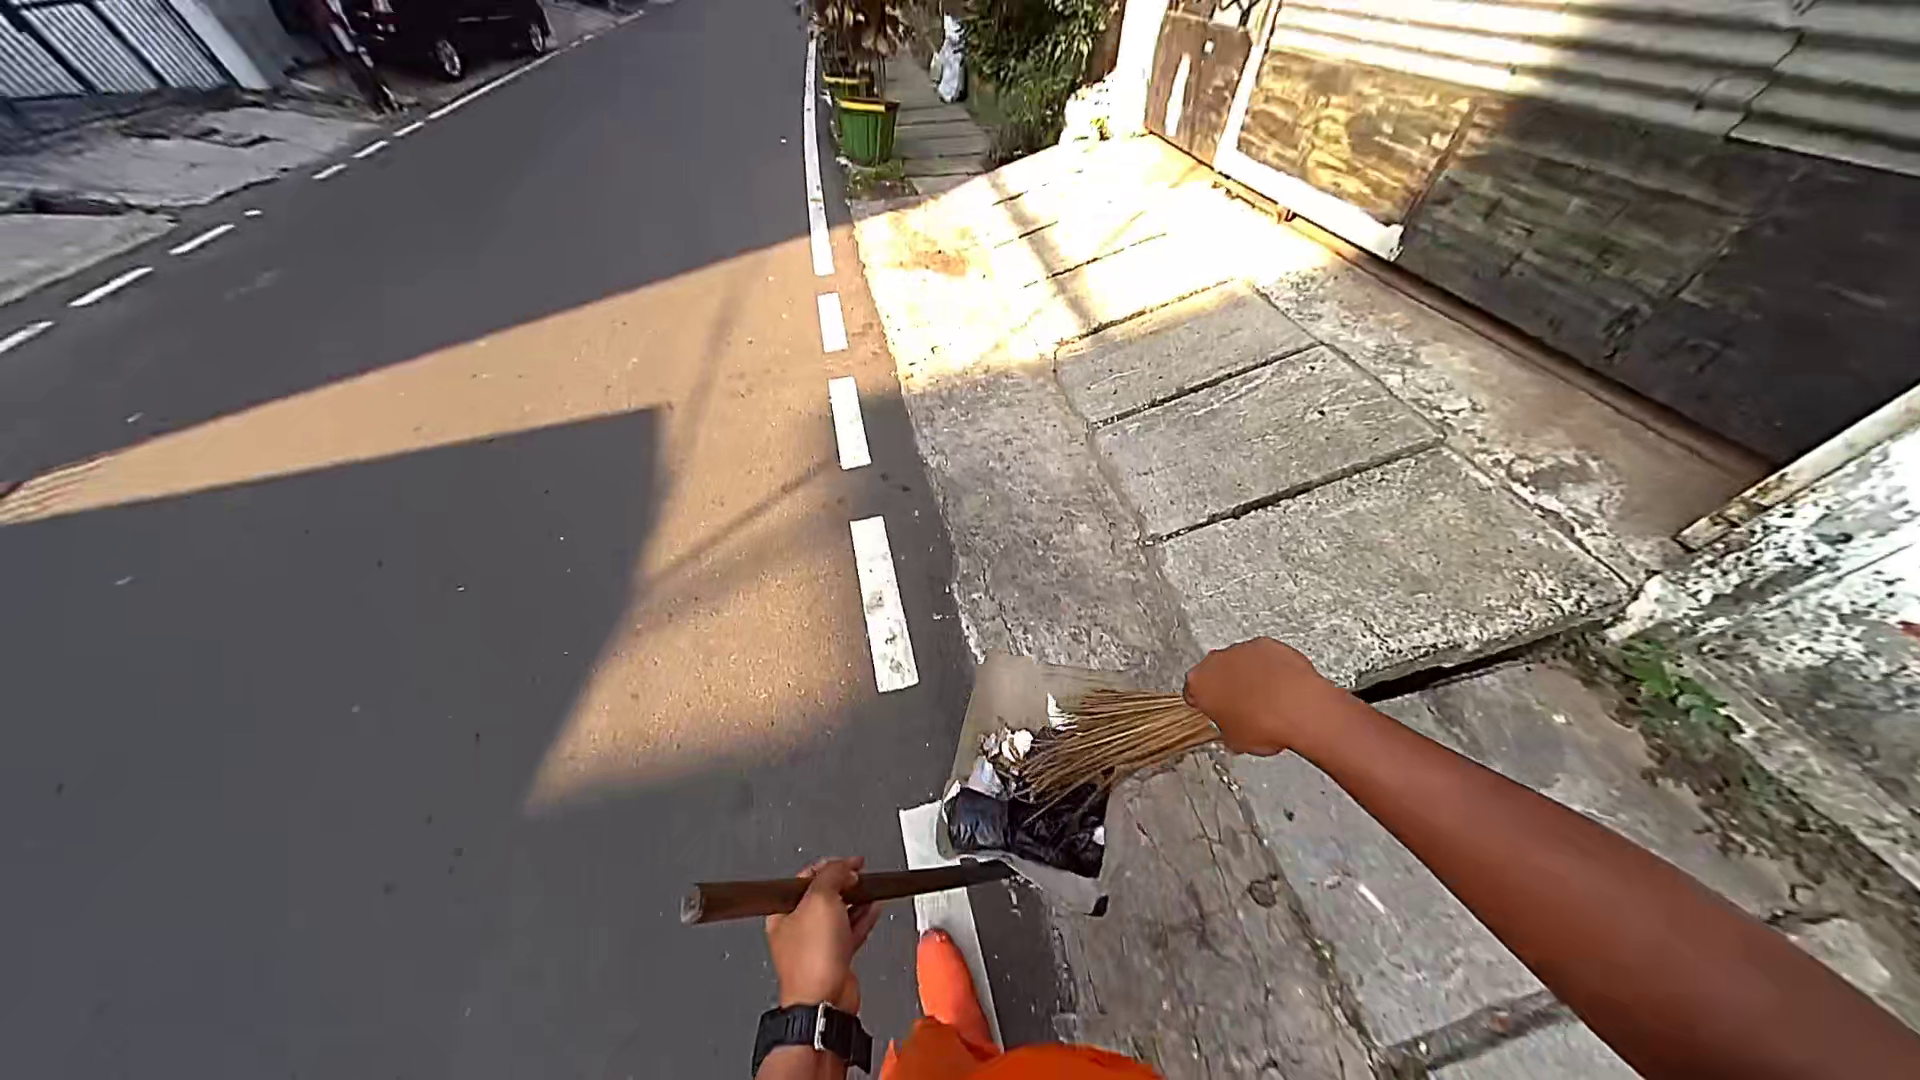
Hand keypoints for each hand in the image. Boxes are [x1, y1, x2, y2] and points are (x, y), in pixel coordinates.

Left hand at [765, 857, 881, 1012]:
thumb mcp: (821, 898)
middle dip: (844, 882)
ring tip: (870, 888)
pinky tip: (874, 908)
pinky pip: (850, 930)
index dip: (829, 865)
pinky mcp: (834, 958)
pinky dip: (863, 917)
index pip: (806, 877)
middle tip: (859, 875)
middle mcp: (797, 928)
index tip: (848, 861)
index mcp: (783, 912)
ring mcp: (816, 944)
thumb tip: (844, 867)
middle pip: (824, 894)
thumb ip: (833, 874)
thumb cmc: (812, 959)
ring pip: (839, 912)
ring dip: (856, 898)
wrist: (825, 1001)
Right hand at [1183, 638, 1347, 755]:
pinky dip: (1271, 666)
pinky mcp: (1266, 644)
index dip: (1205, 704)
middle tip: (1243, 706)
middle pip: (1215, 671)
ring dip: (1249, 674)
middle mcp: (1215, 661)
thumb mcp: (1236, 741)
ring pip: (1239, 660)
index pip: (1193, 692)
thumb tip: (1233, 732)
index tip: (1216, 710)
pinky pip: (1264, 654)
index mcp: (1199, 684)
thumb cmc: (1265, 723)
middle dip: (1226, 685)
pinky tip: (1282, 685)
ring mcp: (1241, 650)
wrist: (1299, 709)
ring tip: (1268, 698)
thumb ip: (1225, 730)